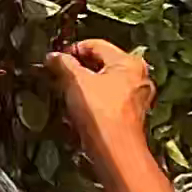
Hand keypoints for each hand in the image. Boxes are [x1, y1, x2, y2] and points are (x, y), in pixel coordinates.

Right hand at [45, 39, 153, 159]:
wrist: (114, 147)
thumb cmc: (98, 110)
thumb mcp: (74, 80)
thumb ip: (62, 63)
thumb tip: (53, 56)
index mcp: (129, 62)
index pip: (94, 44)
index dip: (70, 50)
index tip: (53, 60)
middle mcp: (138, 75)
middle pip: (100, 62)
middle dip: (76, 67)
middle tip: (55, 74)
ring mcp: (136, 94)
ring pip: (102, 79)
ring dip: (81, 82)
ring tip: (63, 89)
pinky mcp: (129, 111)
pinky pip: (106, 95)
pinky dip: (90, 95)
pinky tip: (77, 104)